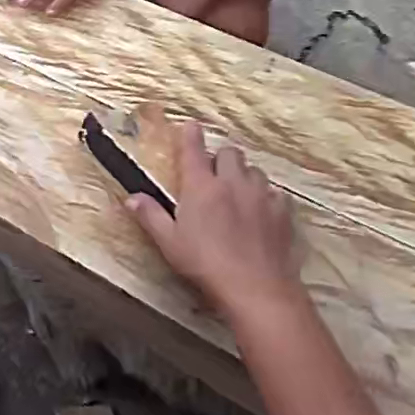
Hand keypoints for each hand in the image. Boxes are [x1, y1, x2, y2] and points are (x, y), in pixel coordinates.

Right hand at [125, 122, 304, 323]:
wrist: (255, 288)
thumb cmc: (206, 266)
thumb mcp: (170, 244)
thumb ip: (151, 217)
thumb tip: (132, 198)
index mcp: (201, 187)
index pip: (194, 149)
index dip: (191, 135)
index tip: (191, 125)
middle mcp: (232, 182)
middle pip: (229, 153)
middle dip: (221, 159)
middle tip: (214, 177)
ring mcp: (260, 195)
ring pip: (254, 170)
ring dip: (245, 176)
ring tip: (238, 194)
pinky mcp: (282, 211)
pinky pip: (276, 193)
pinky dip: (268, 198)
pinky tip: (262, 213)